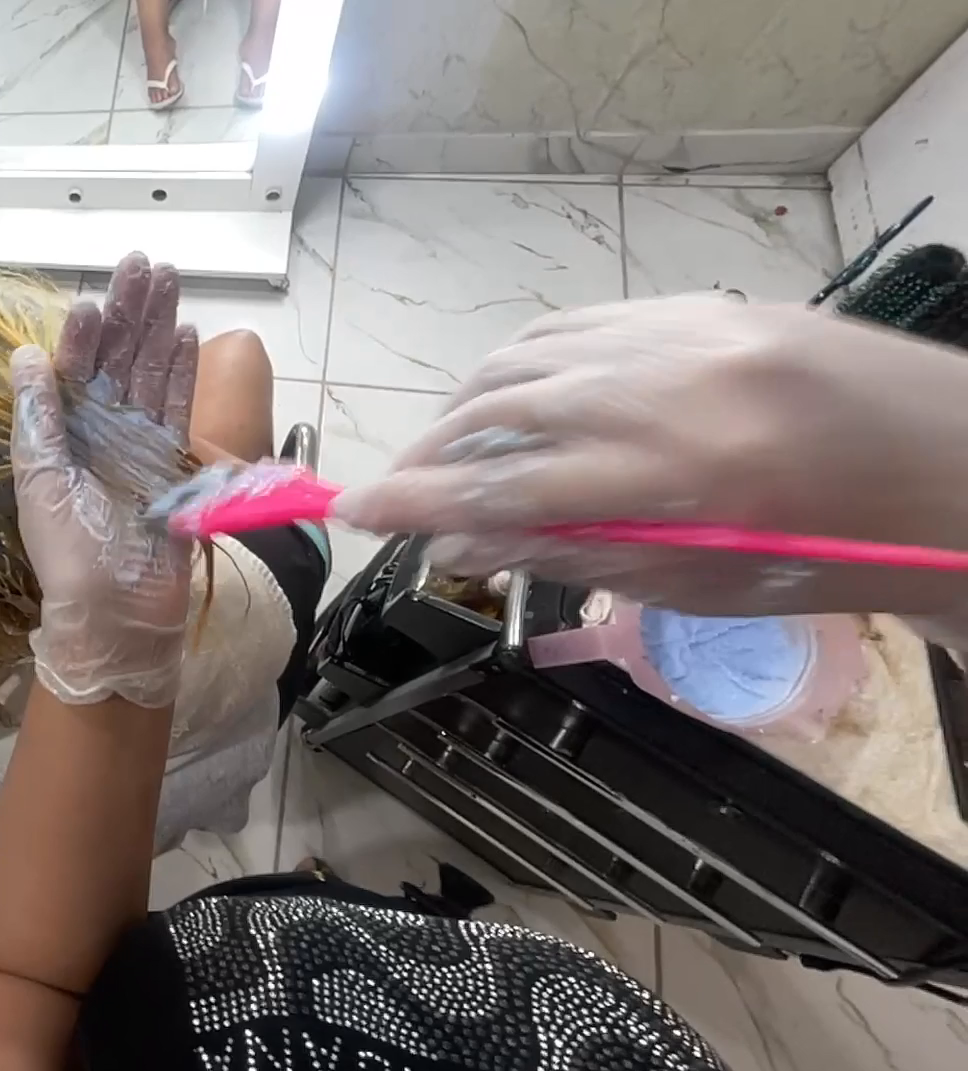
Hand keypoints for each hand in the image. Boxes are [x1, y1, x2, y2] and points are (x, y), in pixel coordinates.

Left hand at [12, 253, 198, 706]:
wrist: (118, 611)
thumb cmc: (70, 552)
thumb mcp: (41, 480)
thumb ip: (37, 417)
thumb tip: (24, 353)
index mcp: (62, 435)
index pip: (74, 371)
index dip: (83, 335)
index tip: (93, 299)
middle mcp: (101, 432)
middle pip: (117, 362)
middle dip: (129, 313)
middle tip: (142, 265)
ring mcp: (140, 444)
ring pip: (151, 374)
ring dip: (158, 328)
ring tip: (168, 281)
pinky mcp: (173, 462)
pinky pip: (178, 408)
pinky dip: (182, 373)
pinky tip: (184, 335)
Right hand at [333, 296, 967, 616]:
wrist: (964, 466)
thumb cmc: (821, 553)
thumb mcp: (686, 579)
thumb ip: (558, 553)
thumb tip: (451, 546)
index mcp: (679, 478)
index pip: (504, 486)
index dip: (414, 501)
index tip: (350, 511)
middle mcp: (670, 389)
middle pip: (494, 416)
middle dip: (425, 457)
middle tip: (398, 490)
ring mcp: (682, 333)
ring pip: (515, 364)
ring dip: (457, 412)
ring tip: (443, 449)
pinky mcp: (694, 305)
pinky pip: (561, 329)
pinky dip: (508, 370)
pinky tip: (499, 400)